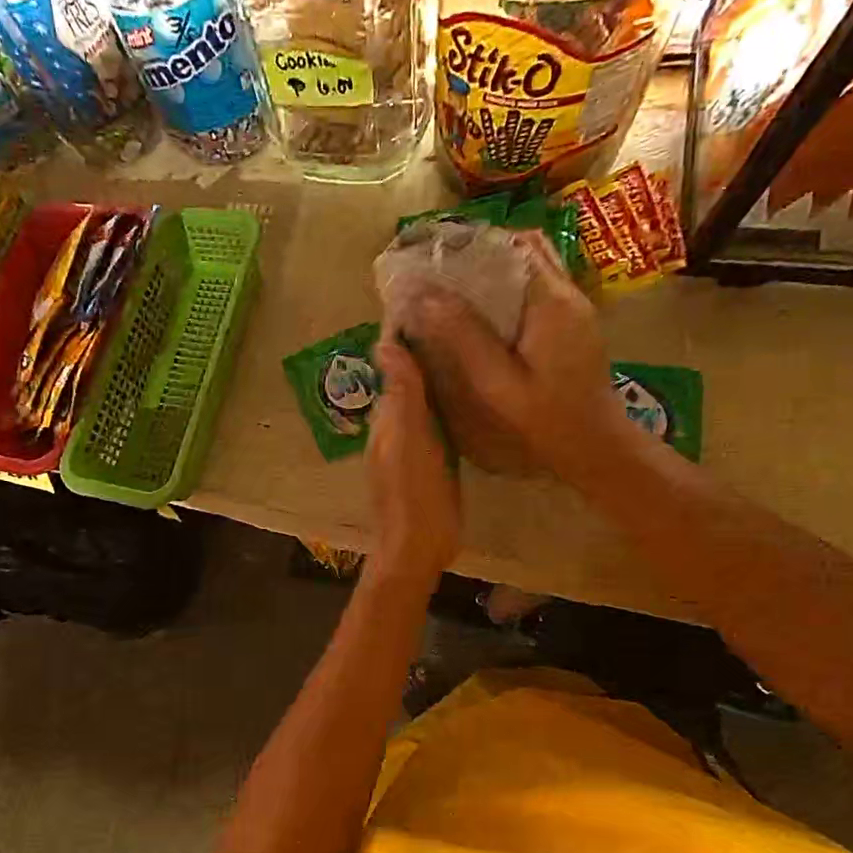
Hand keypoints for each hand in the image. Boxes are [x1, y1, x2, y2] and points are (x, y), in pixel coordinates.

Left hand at [367, 338, 459, 577]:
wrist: (419, 548)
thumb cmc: (415, 493)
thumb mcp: (410, 440)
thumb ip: (402, 396)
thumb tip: (386, 344)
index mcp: (385, 419)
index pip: (391, 368)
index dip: (402, 339)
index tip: (423, 304)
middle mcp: (392, 428)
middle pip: (406, 381)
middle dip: (421, 351)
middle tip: (453, 318)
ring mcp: (410, 446)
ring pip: (420, 400)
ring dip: (434, 375)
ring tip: (463, 345)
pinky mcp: (429, 461)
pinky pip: (434, 420)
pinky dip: (445, 401)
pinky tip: (466, 393)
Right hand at [405, 266, 622, 479]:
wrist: (596, 450)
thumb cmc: (546, 422)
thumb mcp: (498, 384)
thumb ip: (463, 337)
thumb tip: (421, 295)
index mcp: (550, 302)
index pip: (508, 247)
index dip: (466, 246)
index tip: (427, 258)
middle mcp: (564, 295)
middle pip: (518, 249)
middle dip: (472, 254)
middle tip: (431, 273)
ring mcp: (570, 309)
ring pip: (525, 267)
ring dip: (486, 271)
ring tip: (446, 288)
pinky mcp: (568, 325)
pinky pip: (529, 290)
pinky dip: (499, 290)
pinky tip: (473, 312)